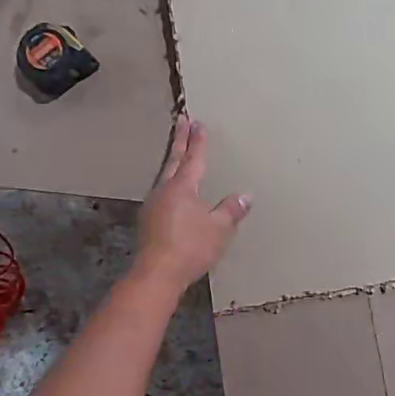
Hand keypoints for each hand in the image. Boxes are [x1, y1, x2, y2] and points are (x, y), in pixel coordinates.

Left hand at [133, 115, 250, 291]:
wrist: (158, 273)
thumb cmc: (190, 247)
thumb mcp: (219, 228)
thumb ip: (232, 210)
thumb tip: (245, 197)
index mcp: (182, 187)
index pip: (193, 158)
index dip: (197, 141)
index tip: (197, 123)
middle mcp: (165, 191)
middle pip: (173, 160)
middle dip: (179, 140)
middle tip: (180, 122)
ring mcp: (153, 206)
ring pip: (164, 176)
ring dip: (172, 161)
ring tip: (176, 153)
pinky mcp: (149, 221)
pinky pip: (161, 194)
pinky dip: (168, 184)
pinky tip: (172, 192)